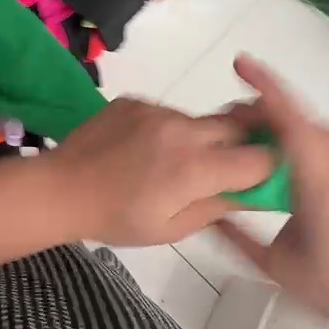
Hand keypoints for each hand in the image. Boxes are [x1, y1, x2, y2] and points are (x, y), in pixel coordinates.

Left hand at [50, 97, 276, 247]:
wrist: (59, 189)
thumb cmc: (116, 218)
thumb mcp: (171, 228)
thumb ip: (218, 206)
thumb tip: (257, 194)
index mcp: (194, 168)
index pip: (259, 158)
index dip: (268, 168)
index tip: (261, 178)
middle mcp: (182, 131)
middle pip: (238, 127)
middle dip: (242, 146)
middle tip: (226, 168)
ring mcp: (156, 110)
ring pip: (200, 120)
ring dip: (201, 139)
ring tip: (172, 164)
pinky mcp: (135, 101)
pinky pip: (168, 113)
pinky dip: (169, 130)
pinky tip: (144, 151)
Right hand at [217, 56, 328, 328]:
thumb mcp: (275, 266)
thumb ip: (236, 236)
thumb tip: (202, 210)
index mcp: (318, 179)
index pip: (290, 119)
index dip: (266, 86)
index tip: (240, 63)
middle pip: (299, 117)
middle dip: (261, 107)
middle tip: (222, 123)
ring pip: (312, 128)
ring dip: (280, 121)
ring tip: (245, 135)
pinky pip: (323, 142)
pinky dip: (296, 136)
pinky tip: (276, 158)